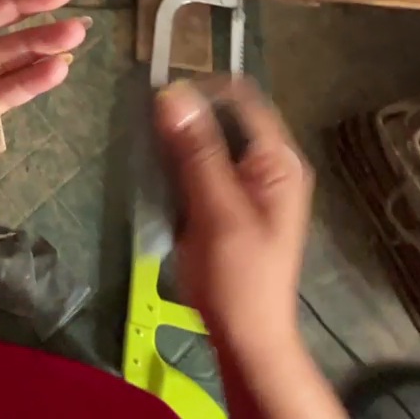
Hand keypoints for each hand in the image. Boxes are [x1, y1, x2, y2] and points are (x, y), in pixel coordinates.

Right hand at [154, 78, 314, 361]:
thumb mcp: (219, 211)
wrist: (242, 332)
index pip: (241, 99)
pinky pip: (193, 158)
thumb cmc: (240, 276)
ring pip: (202, 135)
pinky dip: (171, 154)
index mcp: (277, 161)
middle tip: (143, 115)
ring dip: (173, 133)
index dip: (202, 88)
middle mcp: (262, 161)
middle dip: (182, 111)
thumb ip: (196, 152)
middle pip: (219, 114)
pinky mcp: (218, 193)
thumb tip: (171, 95)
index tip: (159, 91)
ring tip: (143, 136)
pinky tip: (151, 160)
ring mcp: (241, 178)